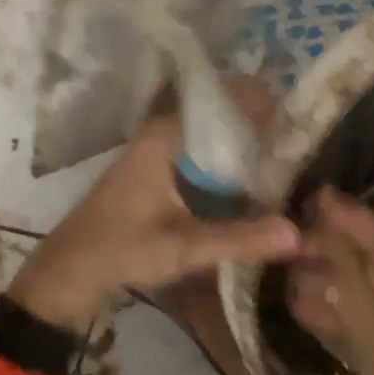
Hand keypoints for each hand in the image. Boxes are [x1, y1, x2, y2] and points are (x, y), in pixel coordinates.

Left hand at [8, 83, 300, 331]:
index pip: (220, 101)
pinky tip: (257, 184)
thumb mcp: (184, 247)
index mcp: (164, 137)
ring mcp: (158, 155)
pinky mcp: (158, 176)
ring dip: (245, 148)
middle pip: (219, 119)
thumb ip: (240, 238)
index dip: (260, 102)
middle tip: (304, 141)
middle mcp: (161, 136)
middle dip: (259, 128)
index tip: (298, 114)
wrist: (69, 273)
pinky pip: (202, 158)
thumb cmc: (121, 250)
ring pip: (212, 140)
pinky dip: (228, 166)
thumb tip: (297, 233)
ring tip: (292, 158)